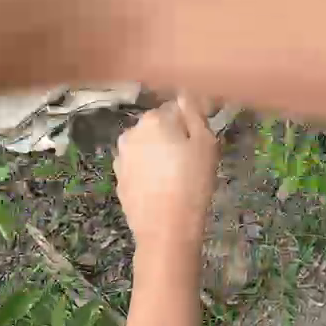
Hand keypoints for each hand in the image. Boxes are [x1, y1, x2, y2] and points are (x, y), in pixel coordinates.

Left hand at [114, 97, 217, 257]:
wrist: (165, 230)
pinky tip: (162, 186)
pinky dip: (149, 169)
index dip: (192, 121)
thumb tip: (185, 94)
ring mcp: (122, 157)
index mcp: (154, 119)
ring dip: (159, 151)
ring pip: (147, 145)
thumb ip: (195, 114)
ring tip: (177, 174)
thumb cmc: (191, 183)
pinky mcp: (119, 179)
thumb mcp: (206, 144)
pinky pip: (139, 165)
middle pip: (159, 125)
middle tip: (193, 157)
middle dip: (174, 135)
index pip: (177, 107)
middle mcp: (132, 132)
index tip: (203, 138)